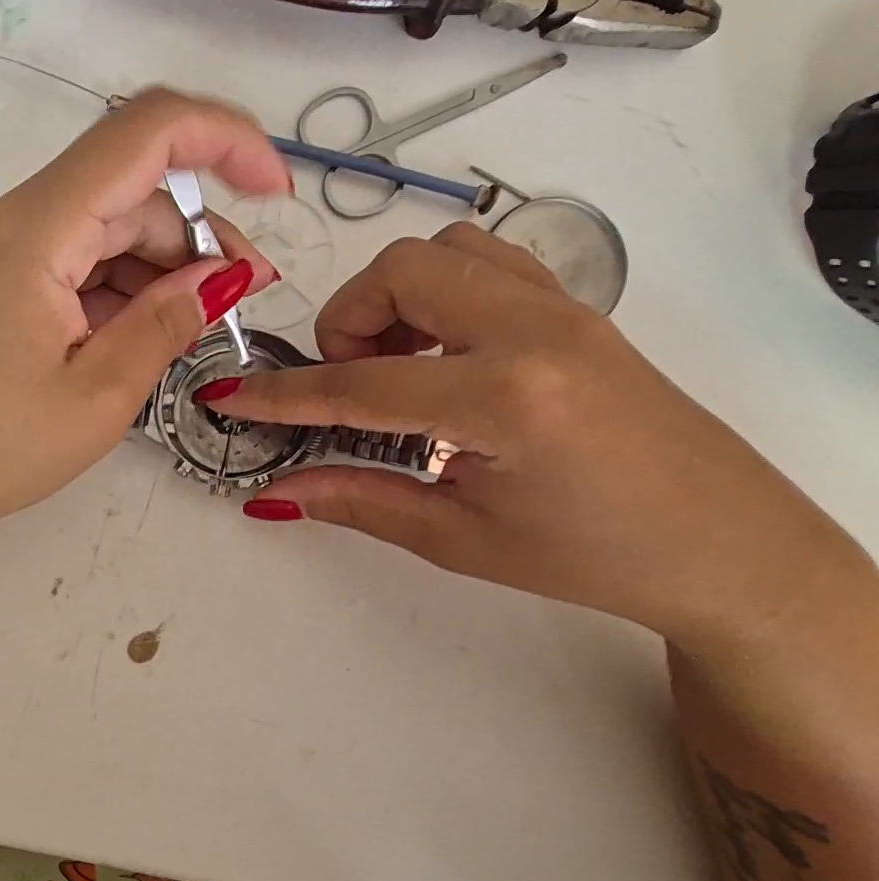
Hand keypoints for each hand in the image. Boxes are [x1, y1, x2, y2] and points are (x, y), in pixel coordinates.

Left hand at [0, 90, 288, 553]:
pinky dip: (106, 288)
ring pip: (93, 228)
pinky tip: (131, 335)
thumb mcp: (96, 396)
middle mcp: (1, 220)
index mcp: (31, 230)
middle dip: (192, 233)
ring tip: (187, 332)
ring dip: (151, 268)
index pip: (145, 131)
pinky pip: (60, 260)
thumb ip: (166, 323)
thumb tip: (220, 277)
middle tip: (239, 299)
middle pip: (123, 189)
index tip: (277, 191)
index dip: (226, 141)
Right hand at [209, 223, 872, 649]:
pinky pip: (490, 264)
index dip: (281, 394)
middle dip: (347, 322)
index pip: (359, 384)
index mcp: (506, 399)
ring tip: (393, 370)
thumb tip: (271, 494)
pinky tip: (438, 359)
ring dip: (396, 299)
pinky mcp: (581, 312)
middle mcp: (538, 332)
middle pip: (403, 271)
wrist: (727, 548)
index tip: (225, 393)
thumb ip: (356, 500)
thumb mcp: (458, 538)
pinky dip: (440, 293)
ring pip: (448, 252)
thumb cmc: (590, 557)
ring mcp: (567, 310)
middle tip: (345, 385)